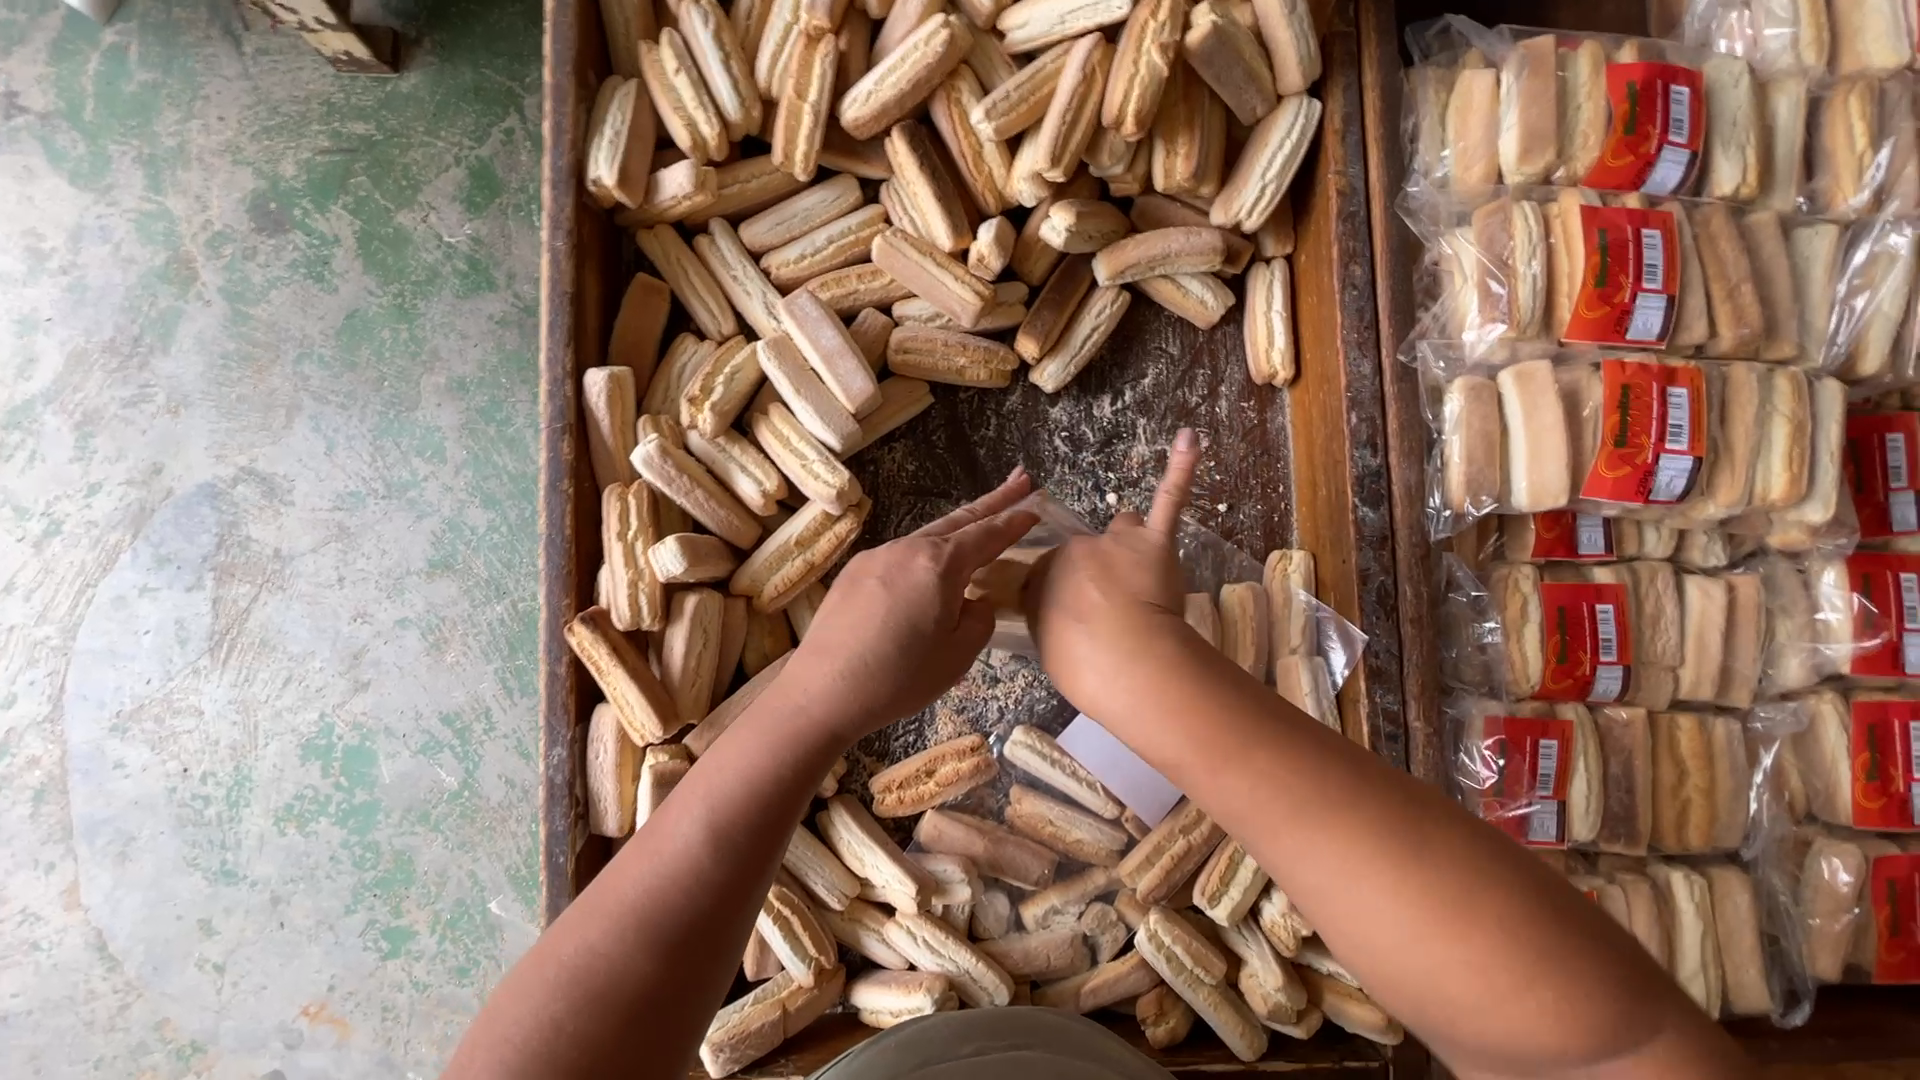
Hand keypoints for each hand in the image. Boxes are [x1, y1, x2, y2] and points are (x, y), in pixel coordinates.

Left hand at [774, 469, 1040, 746]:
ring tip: (979, 528)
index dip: (1013, 521)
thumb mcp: (958, 656)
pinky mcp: (854, 573)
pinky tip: (928, 576)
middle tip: (1021, 480)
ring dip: (956, 531)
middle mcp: (907, 549)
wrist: (822, 693)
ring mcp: (876, 557)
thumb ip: (979, 620)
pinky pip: (900, 558)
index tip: (1035, 507)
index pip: (987, 535)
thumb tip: (973, 602)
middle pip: (959, 520)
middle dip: (993, 501)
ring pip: (926, 539)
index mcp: (939, 565)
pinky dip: (924, 558)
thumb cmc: (898, 679)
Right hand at [1023, 430, 1202, 713]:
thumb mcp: (1047, 646)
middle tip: (1114, 609)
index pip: (1051, 573)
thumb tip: (1060, 618)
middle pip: (1086, 551)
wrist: (1126, 662)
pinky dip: (1181, 467)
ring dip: (1129, 543)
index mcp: (1043, 575)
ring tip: (1142, 572)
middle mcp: (1075, 550)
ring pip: (1122, 526)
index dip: (1066, 595)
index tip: (1078, 619)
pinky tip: (1189, 438)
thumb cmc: (1083, 665)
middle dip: (1098, 572)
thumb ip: (1049, 621)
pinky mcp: (1154, 543)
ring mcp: (1116, 543)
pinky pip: (1168, 498)